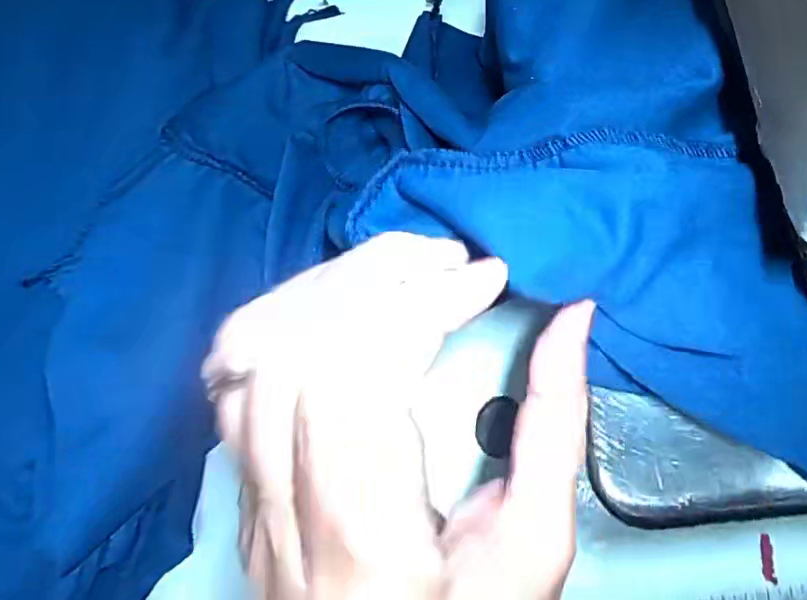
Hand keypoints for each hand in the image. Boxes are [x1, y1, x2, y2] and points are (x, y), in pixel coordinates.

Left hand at [203, 232, 594, 599]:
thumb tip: (573, 316)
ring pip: (255, 349)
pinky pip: (233, 370)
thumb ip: (554, 426)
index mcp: (362, 535)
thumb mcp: (533, 546)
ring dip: (336, 281)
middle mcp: (284, 509)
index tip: (486, 278)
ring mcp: (249, 493)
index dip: (421, 303)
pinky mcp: (242, 478)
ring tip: (403, 268)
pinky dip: (288, 309)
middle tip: (448, 260)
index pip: (354, 379)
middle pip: (297, 349)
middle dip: (379, 276)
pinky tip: (342, 297)